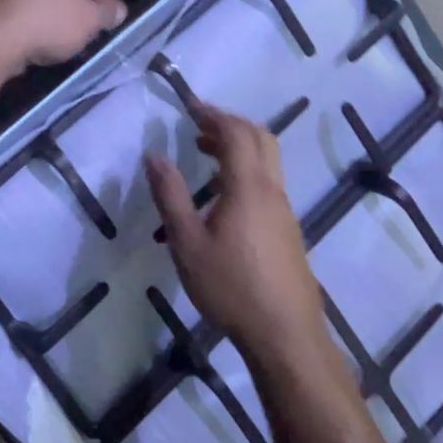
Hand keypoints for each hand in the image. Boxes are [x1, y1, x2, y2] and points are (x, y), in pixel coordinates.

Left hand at [0, 0, 126, 70]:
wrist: (0, 38)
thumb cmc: (52, 21)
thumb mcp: (90, 20)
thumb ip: (109, 12)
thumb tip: (119, 9)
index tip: (111, 16)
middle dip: (85, 4)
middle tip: (94, 26)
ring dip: (66, 14)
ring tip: (74, 37)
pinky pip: (35, 6)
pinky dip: (46, 19)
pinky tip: (49, 39)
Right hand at [147, 104, 324, 350]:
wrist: (285, 336)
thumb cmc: (231, 287)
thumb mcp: (187, 243)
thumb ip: (170, 195)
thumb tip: (154, 155)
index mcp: (248, 187)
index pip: (235, 133)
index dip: (212, 114)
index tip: (188, 106)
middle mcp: (271, 190)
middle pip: (260, 138)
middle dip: (229, 123)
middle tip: (198, 123)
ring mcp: (284, 211)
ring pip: (267, 160)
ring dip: (238, 146)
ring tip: (204, 152)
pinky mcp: (288, 230)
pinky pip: (268, 182)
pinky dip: (245, 169)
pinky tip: (221, 195)